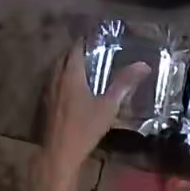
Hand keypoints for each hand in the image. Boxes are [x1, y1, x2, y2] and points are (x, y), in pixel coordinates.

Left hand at [41, 41, 149, 179]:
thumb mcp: (109, 105)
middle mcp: (56, 79)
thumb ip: (124, 83)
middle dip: (75, 52)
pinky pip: (53, 84)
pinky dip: (61, 79)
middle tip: (91, 51)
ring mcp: (48, 93)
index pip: (76, 50)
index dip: (84, 42)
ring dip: (66, 65)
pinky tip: (71, 89)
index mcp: (71, 75)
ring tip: (83, 67)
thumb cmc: (85, 127)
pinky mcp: (45, 106)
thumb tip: (144, 65)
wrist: (60, 153)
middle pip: (63, 58)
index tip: (95, 37)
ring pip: (56, 71)